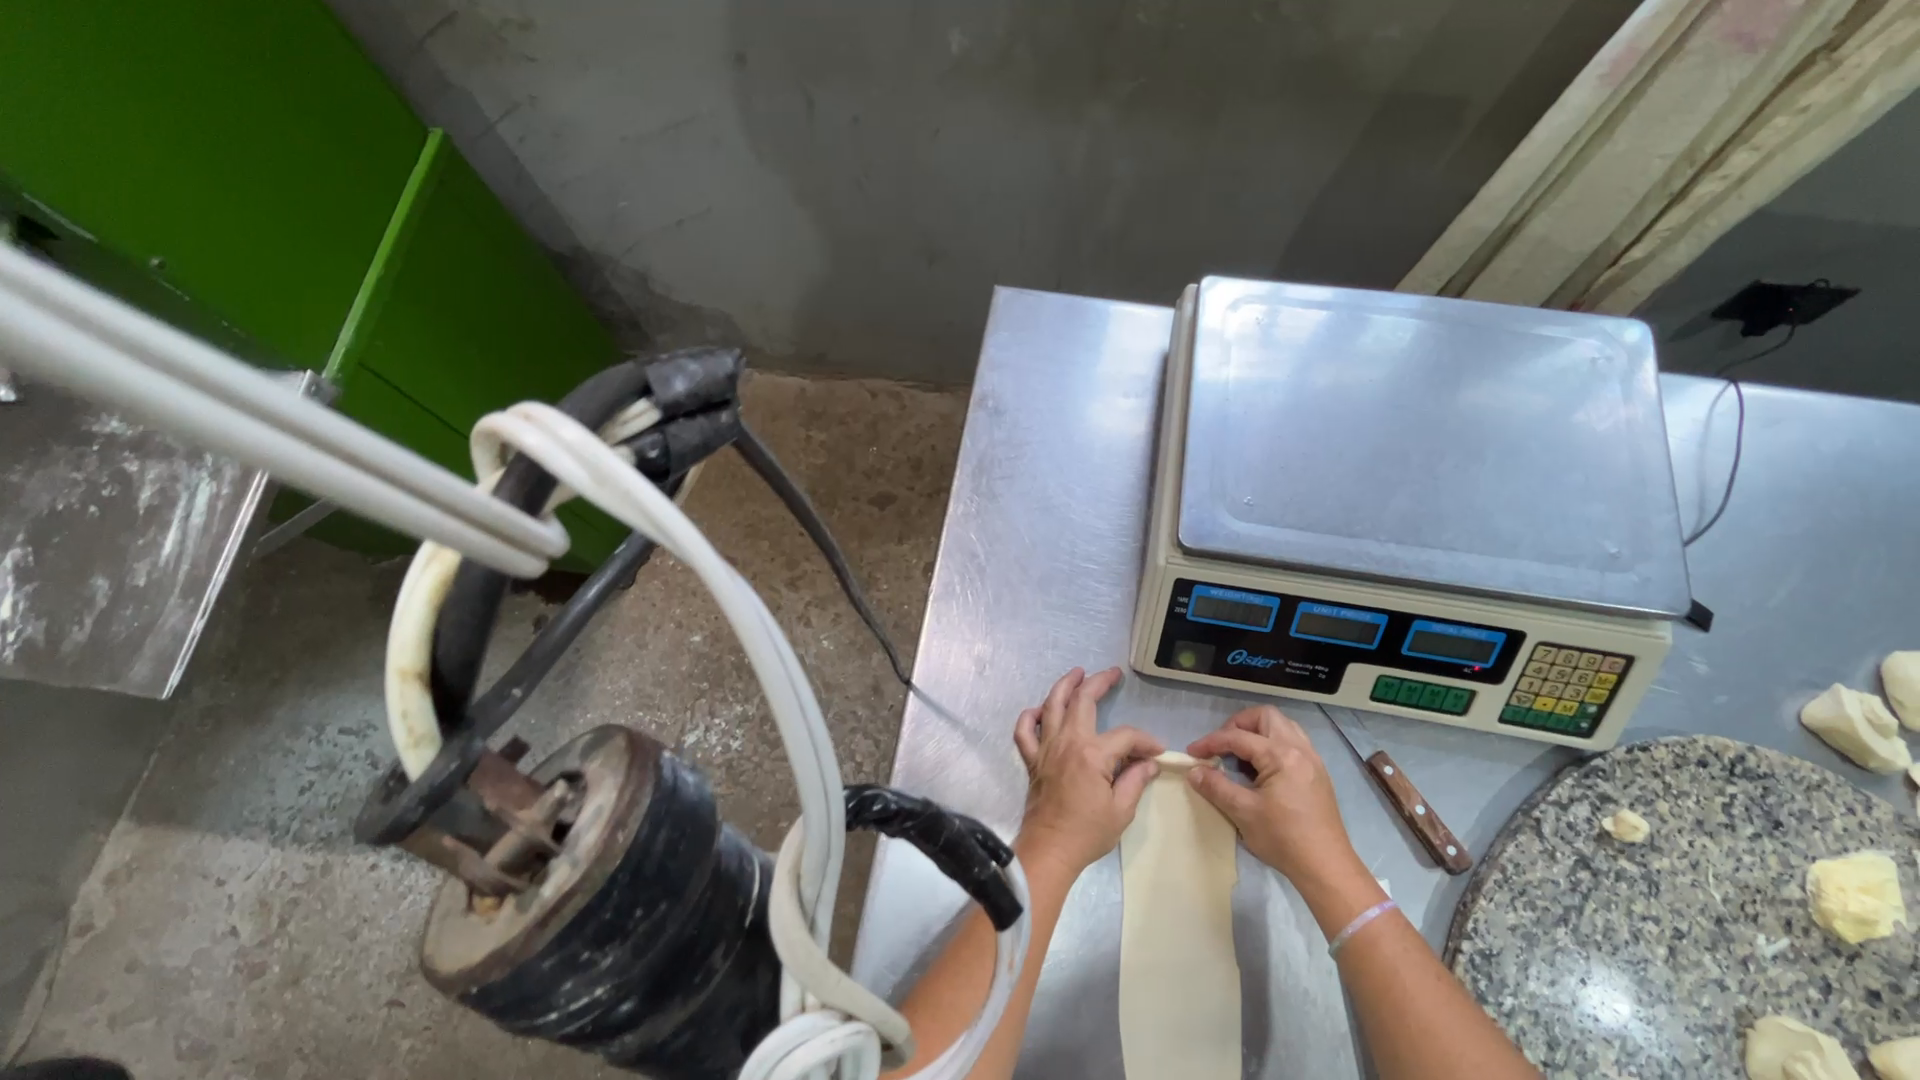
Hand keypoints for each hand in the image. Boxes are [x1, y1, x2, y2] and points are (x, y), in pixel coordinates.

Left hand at [1013, 667, 1163, 873]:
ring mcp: (1046, 749)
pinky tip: (1040, 710)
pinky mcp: (1032, 761)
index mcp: (1092, 755)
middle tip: (1112, 674)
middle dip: (1099, 682)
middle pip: (1082, 701)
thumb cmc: (1086, 833)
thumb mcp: (1121, 810)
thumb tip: (1149, 762)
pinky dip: (1030, 717)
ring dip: (1064, 685)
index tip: (1157, 752)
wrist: (1049, 851)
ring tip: (1077, 673)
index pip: (1125, 735)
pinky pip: (1024, 731)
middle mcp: (1067, 743)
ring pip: (1051, 706)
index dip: (1145, 740)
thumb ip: (1135, 780)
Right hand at [1186, 705, 1364, 886]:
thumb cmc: (1283, 838)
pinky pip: (1293, 742)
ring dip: (1258, 732)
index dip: (1210, 742)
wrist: (1326, 867)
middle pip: (1266, 717)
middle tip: (1222, 746)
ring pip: (1283, 727)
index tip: (1192, 753)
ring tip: (1241, 753)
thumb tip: (1194, 771)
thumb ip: (1216, 787)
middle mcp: (1300, 750)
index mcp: (1281, 755)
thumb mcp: (1243, 812)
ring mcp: (1312, 761)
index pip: (1238, 737)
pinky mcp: (1317, 774)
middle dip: (1238, 725)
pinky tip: (1261, 768)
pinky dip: (1273, 744)